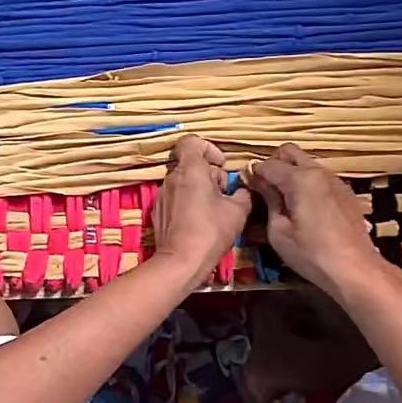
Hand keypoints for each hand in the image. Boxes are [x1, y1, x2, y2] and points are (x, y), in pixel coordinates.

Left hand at [150, 135, 252, 279]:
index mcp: (190, 170)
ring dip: (200, 190)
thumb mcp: (238, 211)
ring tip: (214, 210)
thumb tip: (242, 190)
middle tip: (224, 195)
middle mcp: (171, 178)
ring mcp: (162, 195)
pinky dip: (188, 203)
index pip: (192, 141)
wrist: (181, 261)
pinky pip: (176, 198)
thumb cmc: (211, 231)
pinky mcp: (158, 211)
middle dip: (210, 175)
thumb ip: (243, 193)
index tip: (221, 165)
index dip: (209, 148)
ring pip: (184, 182)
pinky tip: (199, 222)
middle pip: (191, 164)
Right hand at [247, 144, 390, 298]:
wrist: (355, 269)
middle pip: (290, 152)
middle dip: (274, 164)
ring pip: (307, 163)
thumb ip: (268, 200)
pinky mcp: (346, 193)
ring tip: (283, 199)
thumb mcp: (279, 231)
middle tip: (265, 188)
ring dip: (292, 173)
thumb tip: (259, 182)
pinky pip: (320, 178)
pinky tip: (304, 208)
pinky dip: (307, 183)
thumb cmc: (311, 253)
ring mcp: (336, 181)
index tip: (247, 187)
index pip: (268, 164)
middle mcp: (319, 172)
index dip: (254, 174)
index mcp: (300, 179)